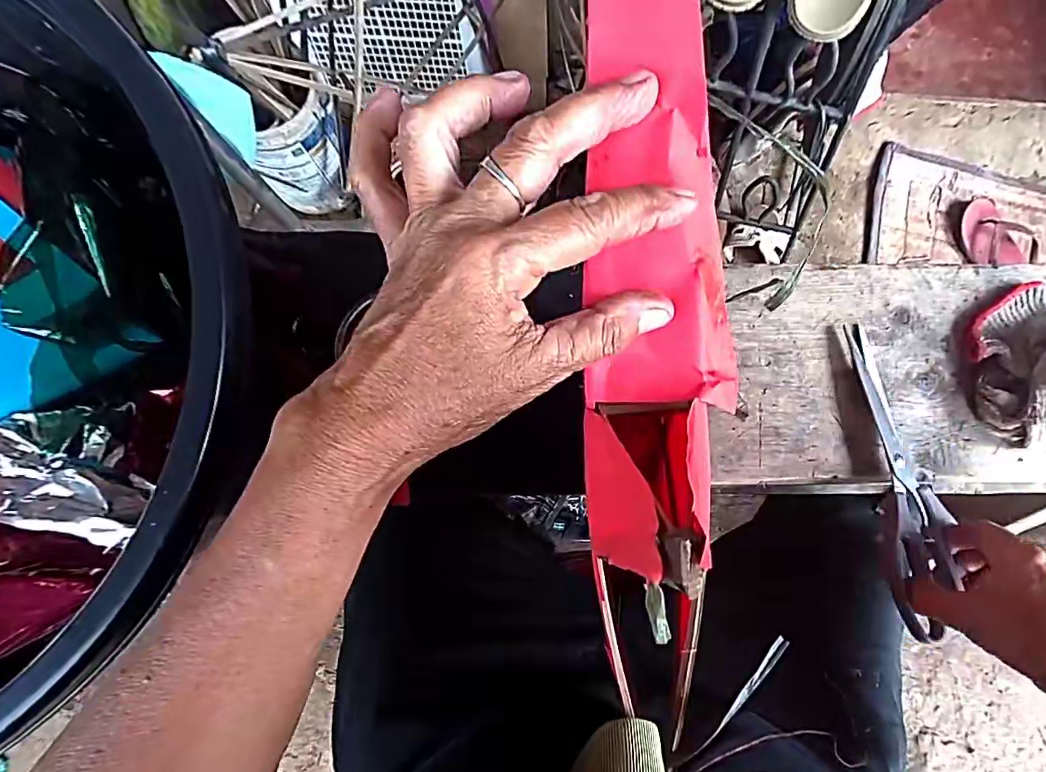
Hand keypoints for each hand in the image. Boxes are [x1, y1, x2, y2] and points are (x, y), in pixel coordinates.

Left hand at [283, 71, 693, 483]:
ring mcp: (424, 227)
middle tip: (627, 94)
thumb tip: (646, 310)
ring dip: (480, 96)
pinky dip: (378, 130)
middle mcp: (458, 229)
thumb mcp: (537, 371)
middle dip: (591, 113)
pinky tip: (394, 103)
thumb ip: (598, 332)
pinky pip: (376, 171)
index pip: (587, 221)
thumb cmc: (443, 397)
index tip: (670, 201)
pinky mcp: (399, 240)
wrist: (380, 413)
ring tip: (518, 84)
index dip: (638, 208)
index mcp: (498, 261)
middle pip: (531, 148)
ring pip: (440, 132)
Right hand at [913, 520, 1045, 699]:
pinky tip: (991, 617)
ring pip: (1007, 567)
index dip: (947, 536)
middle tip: (942, 575)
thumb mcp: (964, 615)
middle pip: (990, 547)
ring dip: (980, 578)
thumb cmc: (1035, 637)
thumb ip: (928, 598)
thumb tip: (912, 589)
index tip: (932, 546)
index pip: (974, 528)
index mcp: (1016, 552)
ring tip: (963, 600)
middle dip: (960, 560)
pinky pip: (1023, 586)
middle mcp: (1038, 559)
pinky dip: (1001, 593)